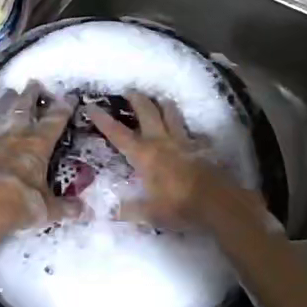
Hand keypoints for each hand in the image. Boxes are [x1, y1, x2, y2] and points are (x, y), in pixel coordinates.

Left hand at [0, 83, 79, 246]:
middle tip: (34, 82)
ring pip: (2, 114)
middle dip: (31, 94)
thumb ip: (66, 207)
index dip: (64, 106)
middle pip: (25, 108)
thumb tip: (85, 211)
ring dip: (6, 102)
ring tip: (9, 92)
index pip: (55, 119)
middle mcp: (17, 136)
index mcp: (39, 144)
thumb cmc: (20, 203)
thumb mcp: (48, 209)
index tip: (71, 96)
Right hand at [84, 91, 251, 228]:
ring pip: (172, 113)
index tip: (91, 106)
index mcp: (144, 154)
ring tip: (160, 100)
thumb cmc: (178, 206)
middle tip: (129, 92)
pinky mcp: (200, 147)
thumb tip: (107, 211)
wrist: (216, 202)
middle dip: (137, 99)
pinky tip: (190, 133)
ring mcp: (183, 141)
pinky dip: (188, 130)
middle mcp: (161, 141)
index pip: (118, 133)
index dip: (103, 120)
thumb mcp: (149, 214)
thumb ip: (128, 210)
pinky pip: (193, 133)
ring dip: (164, 105)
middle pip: (147, 111)